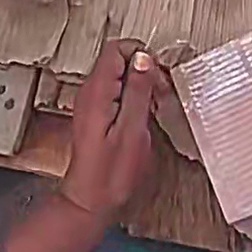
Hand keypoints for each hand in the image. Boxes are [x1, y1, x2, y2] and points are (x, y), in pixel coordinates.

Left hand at [58, 39, 164, 223]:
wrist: (89, 202)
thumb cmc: (112, 173)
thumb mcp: (132, 130)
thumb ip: (138, 91)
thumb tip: (144, 57)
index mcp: (97, 90)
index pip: (116, 48)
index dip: (140, 54)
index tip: (158, 76)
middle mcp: (90, 90)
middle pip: (118, 59)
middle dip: (143, 69)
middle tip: (162, 93)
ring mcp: (90, 100)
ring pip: (118, 74)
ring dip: (140, 83)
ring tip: (156, 105)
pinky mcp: (95, 112)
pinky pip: (115, 90)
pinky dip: (132, 95)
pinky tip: (144, 115)